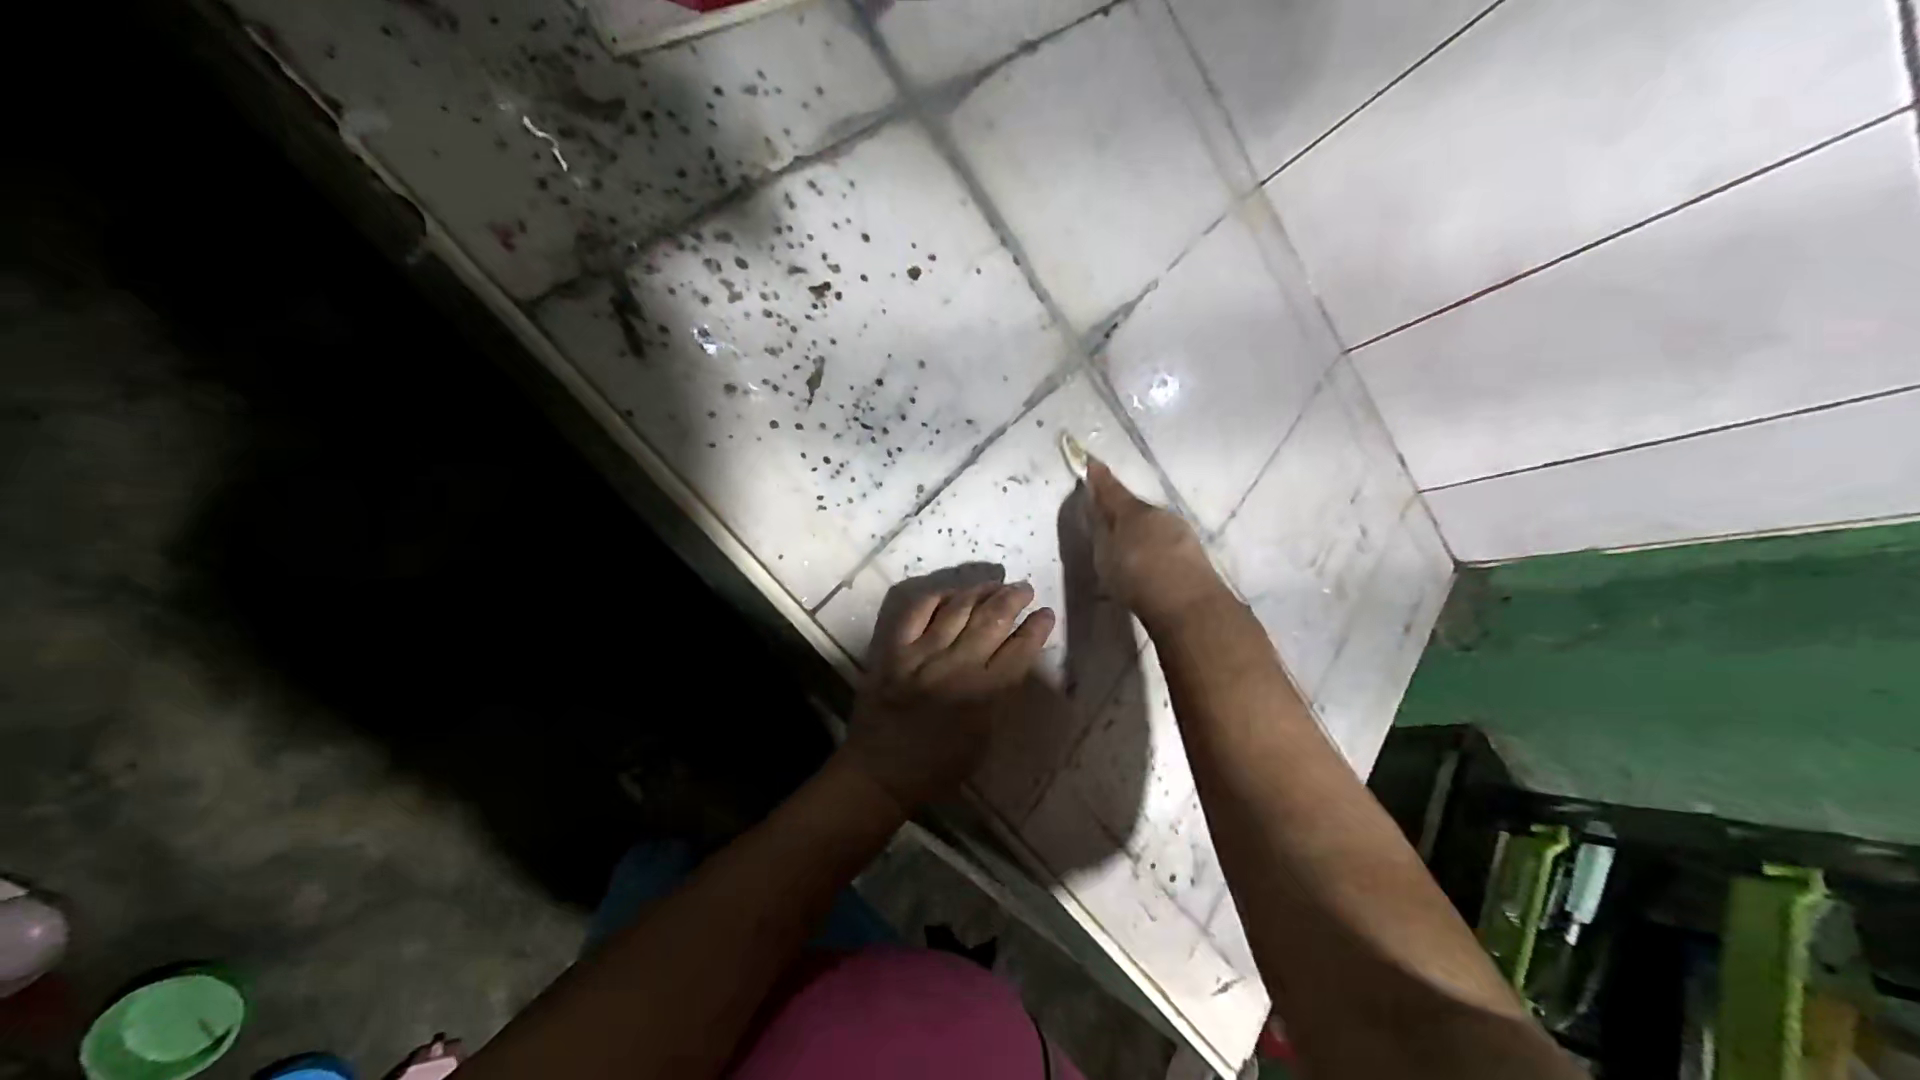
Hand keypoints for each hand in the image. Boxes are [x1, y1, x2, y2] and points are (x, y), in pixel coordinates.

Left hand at [842, 578, 1054, 812]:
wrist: (881, 772)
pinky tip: (952, 593)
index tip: (1046, 613)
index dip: (1036, 628)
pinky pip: (917, 611)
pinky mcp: (894, 649)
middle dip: (1013, 599)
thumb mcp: (984, 737)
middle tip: (1025, 588)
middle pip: (991, 620)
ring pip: (958, 609)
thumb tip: (1010, 661)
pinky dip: (937, 597)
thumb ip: (998, 696)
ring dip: (981, 591)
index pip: (1019, 650)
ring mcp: (922, 654)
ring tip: (996, 583)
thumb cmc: (939, 765)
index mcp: (983, 694)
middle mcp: (955, 666)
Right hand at [1085, 459, 1229, 626]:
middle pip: (1135, 509)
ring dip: (1142, 536)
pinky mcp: (1194, 552)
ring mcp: (1180, 531)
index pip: (1112, 489)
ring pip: (1153, 527)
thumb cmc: (1136, 576)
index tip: (1093, 464)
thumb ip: (1101, 531)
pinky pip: (1166, 543)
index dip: (1100, 478)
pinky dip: (1156, 550)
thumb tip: (1098, 509)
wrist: (1187, 604)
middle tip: (1109, 529)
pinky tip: (1151, 569)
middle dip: (1122, 514)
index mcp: (1132, 511)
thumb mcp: (1105, 555)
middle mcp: (1158, 513)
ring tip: (1130, 558)